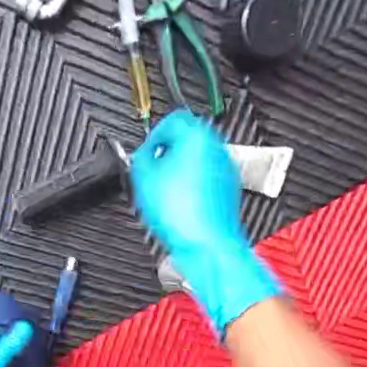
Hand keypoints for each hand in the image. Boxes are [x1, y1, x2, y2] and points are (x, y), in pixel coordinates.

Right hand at [128, 110, 281, 333]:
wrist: (208, 246)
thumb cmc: (183, 215)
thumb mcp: (145, 181)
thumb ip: (140, 160)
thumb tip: (140, 158)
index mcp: (197, 136)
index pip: (171, 120)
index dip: (152, 138)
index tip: (144, 155)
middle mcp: (216, 149)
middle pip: (185, 142)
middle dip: (166, 158)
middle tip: (150, 175)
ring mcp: (225, 171)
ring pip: (195, 163)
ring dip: (177, 174)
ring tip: (162, 195)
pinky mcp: (227, 192)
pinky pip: (204, 183)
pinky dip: (190, 190)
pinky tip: (177, 209)